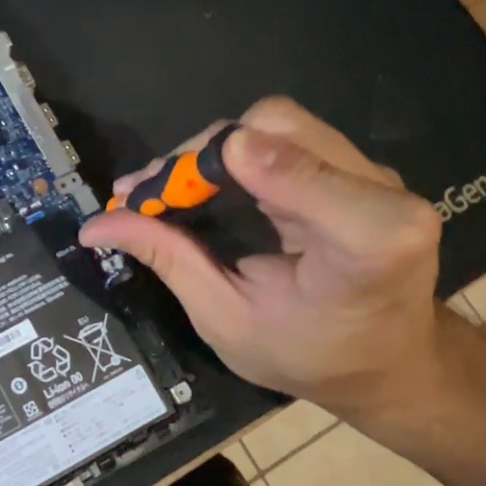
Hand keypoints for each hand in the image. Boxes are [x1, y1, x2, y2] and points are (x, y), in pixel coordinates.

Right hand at [80, 96, 445, 420]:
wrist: (390, 363)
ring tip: (158, 188)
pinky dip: (225, 153)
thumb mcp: (228, 321)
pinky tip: (192, 183)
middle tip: (143, 193)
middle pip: (276, 127)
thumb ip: (170, 260)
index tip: (165, 184)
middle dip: (197, 152)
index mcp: (369, 241)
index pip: (302, 170)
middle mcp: (380, 191)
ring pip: (273, 123)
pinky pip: (279, 136)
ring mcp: (368, 172)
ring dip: (205, 150)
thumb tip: (95, 225)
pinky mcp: (350, 166)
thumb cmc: (313, 356)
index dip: (232, 161)